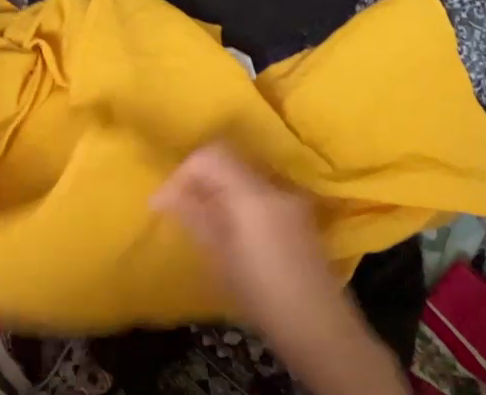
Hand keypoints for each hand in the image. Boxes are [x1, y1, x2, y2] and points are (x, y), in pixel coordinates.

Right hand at [153, 144, 408, 394]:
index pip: (210, 156)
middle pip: (228, 159)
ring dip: (218, 186)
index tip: (164, 201)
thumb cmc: (262, 295)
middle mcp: (274, 186)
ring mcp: (291, 199)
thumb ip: (194, 216)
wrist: (321, 330)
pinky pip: (260, 190)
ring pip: (244, 174)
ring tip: (201, 214)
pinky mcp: (300, 215)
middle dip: (199, 176)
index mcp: (252, 194)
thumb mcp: (219, 257)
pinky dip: (238, 197)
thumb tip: (167, 196)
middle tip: (178, 202)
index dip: (182, 173)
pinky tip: (231, 226)